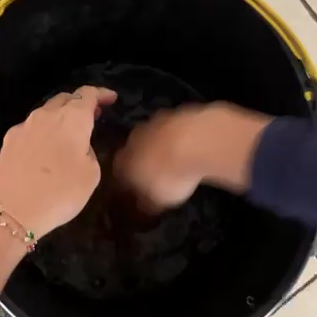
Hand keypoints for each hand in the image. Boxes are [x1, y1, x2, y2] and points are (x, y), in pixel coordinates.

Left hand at [0, 86, 117, 237]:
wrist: (8, 211)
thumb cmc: (58, 192)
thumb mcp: (91, 175)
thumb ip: (90, 153)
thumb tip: (78, 146)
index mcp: (72, 118)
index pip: (88, 94)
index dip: (101, 94)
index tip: (112, 98)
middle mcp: (46, 115)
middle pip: (65, 99)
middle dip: (80, 103)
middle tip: (93, 115)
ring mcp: (24, 127)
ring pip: (46, 112)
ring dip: (60, 117)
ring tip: (69, 134)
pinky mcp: (7, 142)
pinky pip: (31, 129)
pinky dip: (43, 132)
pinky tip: (45, 149)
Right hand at [115, 103, 271, 210]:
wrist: (197, 140)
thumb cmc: (171, 176)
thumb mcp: (157, 200)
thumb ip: (146, 202)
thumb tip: (142, 204)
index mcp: (124, 161)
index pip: (119, 173)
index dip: (128, 182)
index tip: (138, 189)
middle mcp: (134, 139)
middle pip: (135, 150)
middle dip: (144, 160)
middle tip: (158, 173)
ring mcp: (156, 122)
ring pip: (155, 135)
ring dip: (163, 145)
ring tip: (178, 160)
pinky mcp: (178, 112)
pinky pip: (175, 128)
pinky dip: (181, 136)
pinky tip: (192, 146)